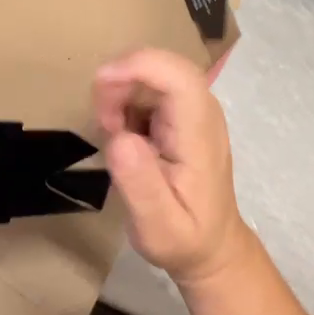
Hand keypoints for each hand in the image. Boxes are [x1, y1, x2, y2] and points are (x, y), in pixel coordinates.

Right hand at [93, 49, 254, 286]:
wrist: (212, 248)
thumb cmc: (186, 239)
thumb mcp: (157, 227)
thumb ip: (140, 184)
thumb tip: (120, 138)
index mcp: (199, 135)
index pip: (179, 77)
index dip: (139, 66)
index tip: (101, 84)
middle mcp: (202, 113)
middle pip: (162, 66)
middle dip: (122, 81)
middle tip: (103, 124)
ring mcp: (195, 112)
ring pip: (153, 74)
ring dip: (121, 94)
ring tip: (112, 134)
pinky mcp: (183, 117)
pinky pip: (152, 89)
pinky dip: (127, 103)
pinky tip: (124, 137)